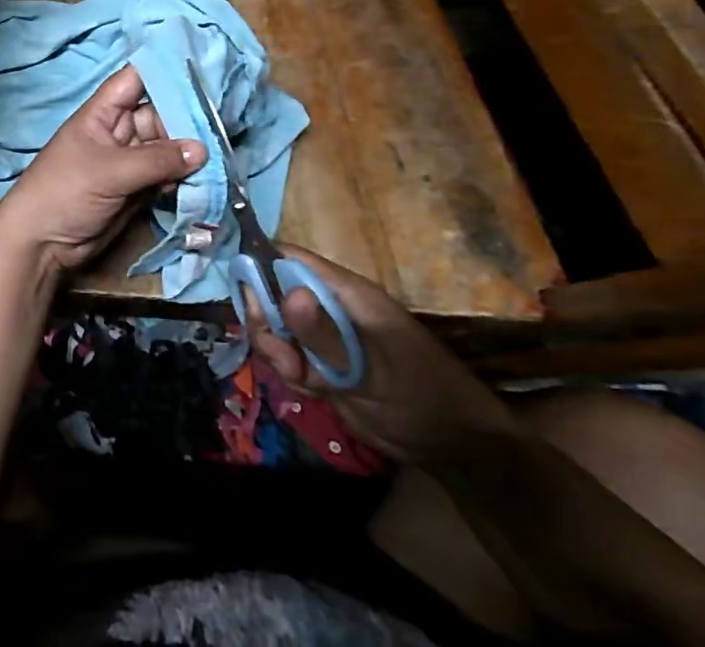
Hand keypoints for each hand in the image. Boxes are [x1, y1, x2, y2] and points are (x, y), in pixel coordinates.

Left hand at [0, 65, 206, 273]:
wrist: (41, 245)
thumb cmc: (64, 192)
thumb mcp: (110, 171)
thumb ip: (156, 160)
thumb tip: (202, 149)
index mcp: (104, 113)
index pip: (138, 79)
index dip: (166, 71)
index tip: (204, 70)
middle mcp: (120, 131)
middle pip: (162, 114)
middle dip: (190, 118)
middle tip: (224, 123)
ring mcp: (131, 160)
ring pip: (169, 146)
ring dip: (191, 151)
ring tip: (221, 154)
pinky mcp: (139, 187)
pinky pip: (168, 174)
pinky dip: (185, 176)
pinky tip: (204, 178)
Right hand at [250, 246, 517, 462]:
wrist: (455, 443)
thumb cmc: (422, 396)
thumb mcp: (374, 370)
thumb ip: (328, 337)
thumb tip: (287, 294)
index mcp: (347, 293)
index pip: (291, 261)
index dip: (262, 270)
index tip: (249, 307)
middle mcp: (332, 307)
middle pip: (274, 296)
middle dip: (268, 325)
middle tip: (287, 361)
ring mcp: (327, 336)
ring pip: (278, 330)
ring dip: (279, 355)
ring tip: (305, 381)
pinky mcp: (325, 363)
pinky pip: (290, 357)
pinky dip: (291, 374)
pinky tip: (313, 392)